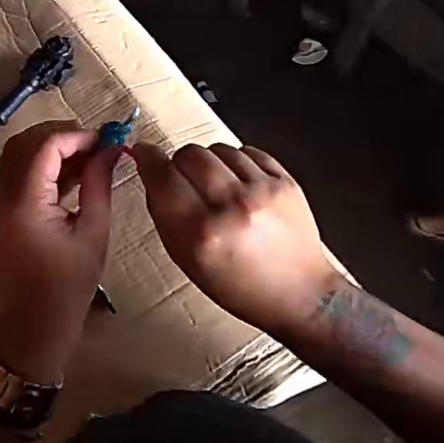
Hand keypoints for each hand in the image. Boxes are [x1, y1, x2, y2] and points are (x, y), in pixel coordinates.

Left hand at [0, 121, 120, 380]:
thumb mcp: (93, 233)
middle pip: (24, 144)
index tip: (105, 139)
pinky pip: (17, 174)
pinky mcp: (0, 212)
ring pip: (16, 155)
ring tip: (89, 155)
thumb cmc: (70, 285)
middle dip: (60, 134)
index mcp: (24, 204)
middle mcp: (2, 197)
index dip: (76, 136)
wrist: (35, 325)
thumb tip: (112, 149)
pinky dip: (41, 165)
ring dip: (50, 147)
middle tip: (96, 143)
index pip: (44, 147)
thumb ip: (99, 184)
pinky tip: (73, 172)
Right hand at [132, 142, 340, 333]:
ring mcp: (262, 192)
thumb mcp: (187, 260)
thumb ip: (165, 214)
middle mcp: (232, 208)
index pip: (163, 176)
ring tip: (217, 187)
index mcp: (201, 235)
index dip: (149, 160)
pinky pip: (247, 151)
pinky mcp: (285, 181)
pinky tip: (240, 184)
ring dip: (210, 163)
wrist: (299, 293)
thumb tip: (151, 169)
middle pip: (190, 154)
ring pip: (218, 149)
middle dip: (180, 163)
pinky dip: (237, 163)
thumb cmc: (239, 285)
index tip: (145, 154)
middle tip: (185, 181)